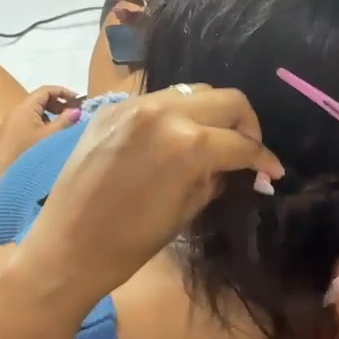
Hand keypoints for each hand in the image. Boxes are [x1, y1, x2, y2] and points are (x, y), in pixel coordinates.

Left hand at [0, 86, 80, 167]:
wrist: (0, 171)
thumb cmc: (27, 151)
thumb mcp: (49, 136)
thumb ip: (64, 121)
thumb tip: (76, 111)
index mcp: (26, 107)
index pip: (46, 90)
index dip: (63, 92)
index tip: (78, 100)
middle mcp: (17, 109)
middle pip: (40, 99)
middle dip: (58, 104)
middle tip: (73, 114)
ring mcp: (12, 121)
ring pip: (35, 111)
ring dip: (51, 115)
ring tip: (63, 126)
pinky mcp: (10, 131)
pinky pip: (29, 120)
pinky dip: (42, 122)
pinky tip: (49, 136)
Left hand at [10, 84, 283, 315]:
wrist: (67, 247)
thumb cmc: (129, 244)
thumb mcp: (185, 212)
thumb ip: (215, 180)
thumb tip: (238, 169)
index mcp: (188, 145)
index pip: (242, 143)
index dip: (263, 159)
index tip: (272, 172)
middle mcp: (164, 113)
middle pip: (226, 100)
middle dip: (245, 125)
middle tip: (247, 150)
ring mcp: (134, 106)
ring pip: (192, 92)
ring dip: (211, 113)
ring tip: (213, 140)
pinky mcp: (110, 110)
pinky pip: (157, 99)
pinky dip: (175, 113)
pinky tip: (175, 138)